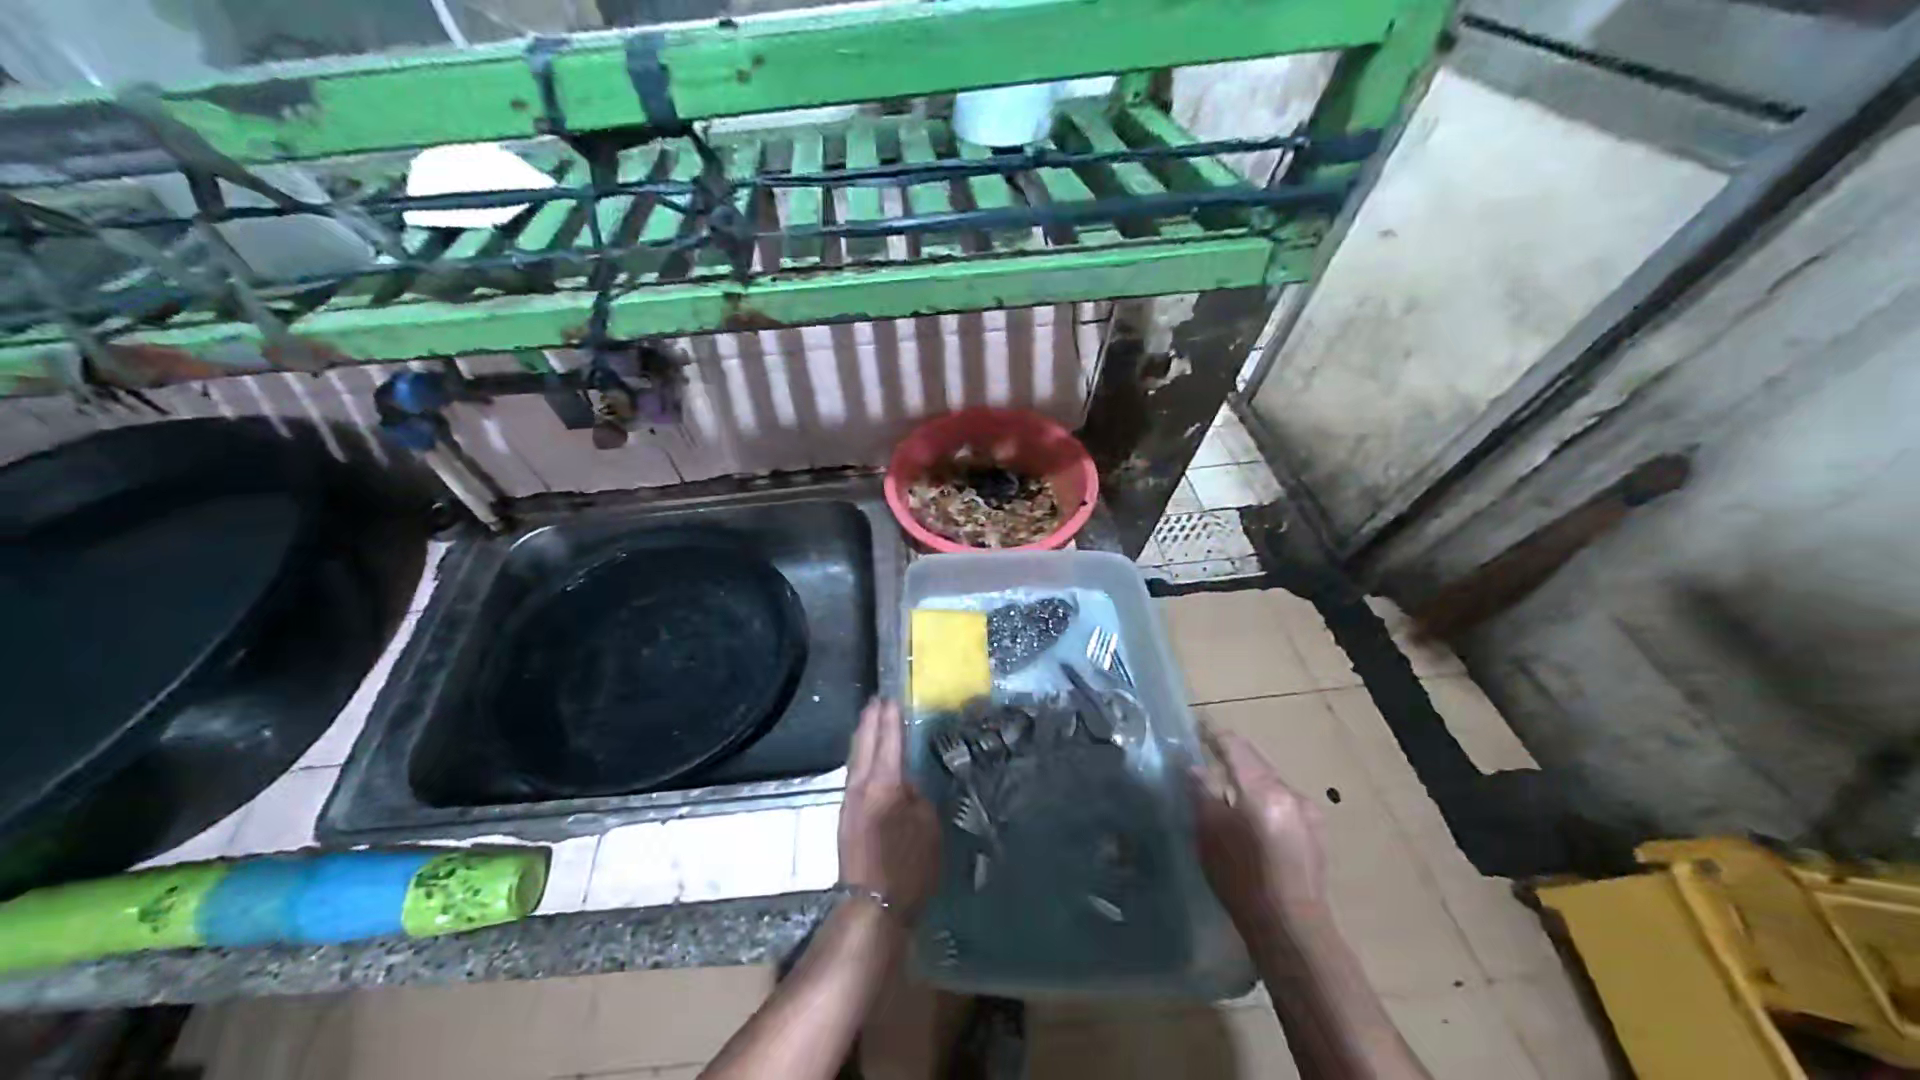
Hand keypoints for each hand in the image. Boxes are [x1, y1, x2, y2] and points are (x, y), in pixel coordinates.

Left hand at [838, 699, 940, 920]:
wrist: (872, 905)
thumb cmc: (909, 868)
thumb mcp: (928, 828)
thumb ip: (917, 797)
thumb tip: (905, 784)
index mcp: (884, 785)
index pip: (888, 742)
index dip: (891, 720)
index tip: (891, 699)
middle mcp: (861, 787)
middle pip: (864, 745)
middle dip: (870, 722)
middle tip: (875, 701)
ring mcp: (849, 802)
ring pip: (855, 760)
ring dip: (862, 738)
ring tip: (868, 721)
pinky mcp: (845, 817)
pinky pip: (853, 774)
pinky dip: (860, 757)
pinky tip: (864, 758)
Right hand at [1194, 728, 1327, 936]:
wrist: (1291, 929)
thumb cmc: (1242, 878)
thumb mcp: (1209, 832)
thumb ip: (1201, 791)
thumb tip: (1194, 766)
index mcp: (1263, 788)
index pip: (1234, 745)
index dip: (1212, 735)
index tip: (1195, 729)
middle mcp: (1290, 792)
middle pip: (1255, 762)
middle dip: (1230, 760)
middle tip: (1205, 764)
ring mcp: (1309, 814)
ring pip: (1270, 784)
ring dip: (1248, 784)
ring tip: (1227, 798)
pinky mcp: (1315, 835)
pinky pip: (1283, 804)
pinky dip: (1263, 803)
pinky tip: (1252, 824)